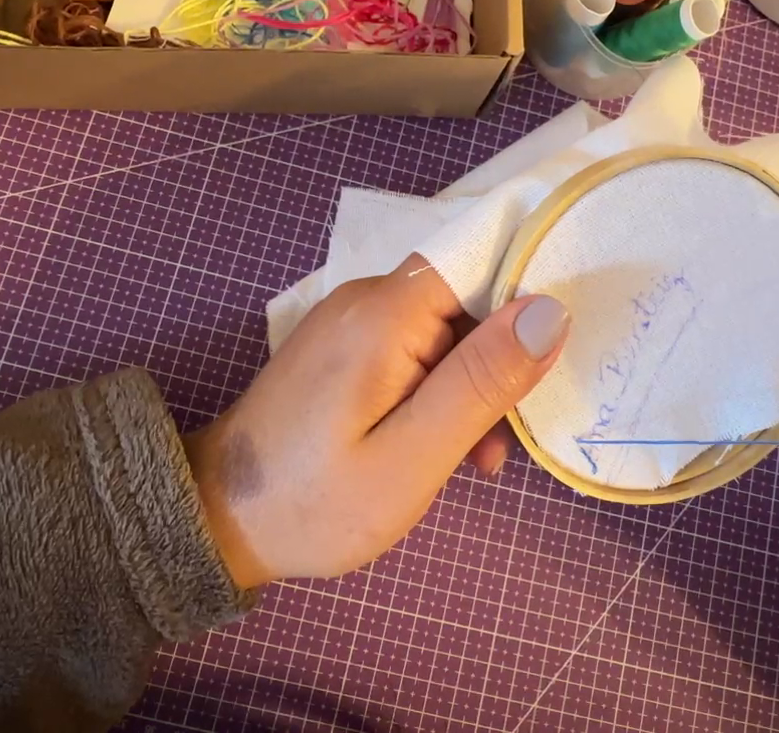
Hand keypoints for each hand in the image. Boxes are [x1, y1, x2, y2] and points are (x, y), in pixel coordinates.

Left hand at [183, 256, 569, 587]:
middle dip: (497, 361)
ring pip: (442, 329)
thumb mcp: (412, 455)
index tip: (560, 344)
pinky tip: (440, 445)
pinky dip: (436, 389)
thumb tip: (548, 310)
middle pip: (462, 299)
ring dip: (469, 385)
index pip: (474, 258)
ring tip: (474, 459)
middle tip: (502, 440)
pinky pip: (412, 349)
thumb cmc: (316, 501)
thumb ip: (480, 381)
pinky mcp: (344, 348)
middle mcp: (366, 300)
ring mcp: (350, 323)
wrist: (218, 520)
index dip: (523, 288)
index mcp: (384, 313)